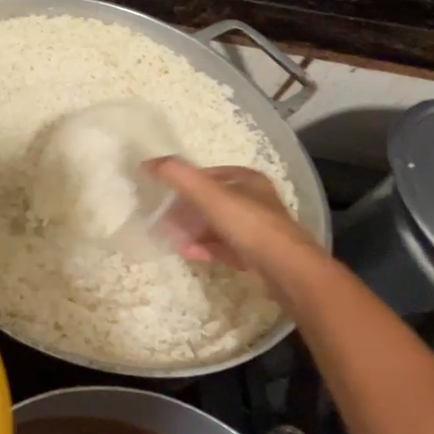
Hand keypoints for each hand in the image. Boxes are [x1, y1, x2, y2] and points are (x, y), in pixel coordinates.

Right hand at [146, 157, 310, 272]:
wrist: (287, 270)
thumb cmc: (249, 225)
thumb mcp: (208, 194)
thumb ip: (178, 175)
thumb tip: (146, 162)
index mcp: (247, 180)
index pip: (208, 175)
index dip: (184, 184)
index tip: (164, 196)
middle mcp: (255, 201)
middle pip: (211, 203)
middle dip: (185, 212)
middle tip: (164, 222)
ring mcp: (258, 229)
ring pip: (216, 226)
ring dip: (192, 233)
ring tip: (174, 241)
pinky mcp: (258, 254)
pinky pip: (224, 247)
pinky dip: (205, 249)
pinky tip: (190, 254)